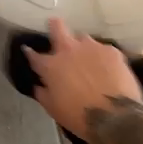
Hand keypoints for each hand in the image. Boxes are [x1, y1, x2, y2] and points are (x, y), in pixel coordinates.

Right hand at [23, 18, 142, 134]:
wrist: (114, 117)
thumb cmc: (78, 116)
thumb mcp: (53, 108)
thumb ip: (43, 93)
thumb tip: (39, 85)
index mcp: (51, 66)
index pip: (34, 55)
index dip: (30, 53)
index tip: (28, 50)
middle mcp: (69, 50)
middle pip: (57, 27)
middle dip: (55, 26)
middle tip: (57, 30)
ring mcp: (91, 47)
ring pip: (83, 38)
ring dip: (83, 47)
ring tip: (89, 60)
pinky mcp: (111, 51)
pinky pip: (103, 49)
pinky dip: (103, 57)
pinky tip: (108, 69)